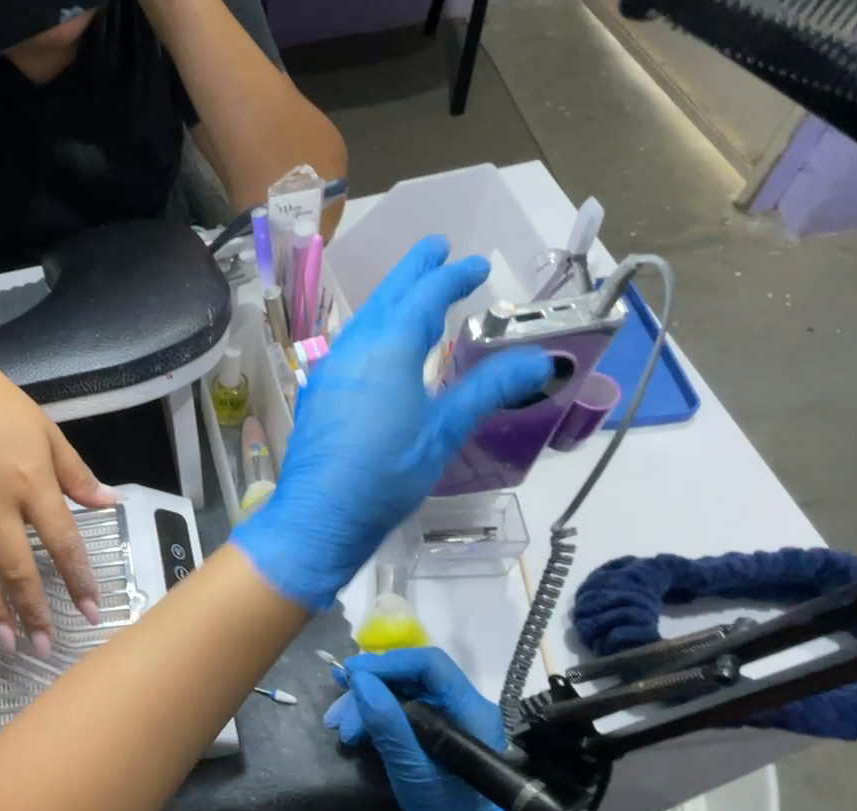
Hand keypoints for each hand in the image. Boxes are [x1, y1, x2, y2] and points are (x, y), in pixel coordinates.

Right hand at [0, 351, 121, 656]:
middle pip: (17, 570)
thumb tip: (110, 503)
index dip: (79, 581)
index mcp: (33, 485)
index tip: (91, 612)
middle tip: (43, 647)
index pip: (62, 544)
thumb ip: (76, 474)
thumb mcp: (47, 431)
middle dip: (32, 612)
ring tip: (6, 642)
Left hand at [229, 236, 551, 610]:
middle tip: (435, 248)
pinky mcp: (321, 396)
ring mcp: (331, 373)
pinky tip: (383, 346)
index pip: (424, 297)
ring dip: (391, 301)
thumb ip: (486, 391)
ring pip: (365, 322)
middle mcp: (354, 351)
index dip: (451, 278)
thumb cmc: (385, 474)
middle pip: (387, 299)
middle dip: (413, 272)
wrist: (317, 516)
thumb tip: (539, 360)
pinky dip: (375, 331)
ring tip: (413, 293)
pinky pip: (352, 347)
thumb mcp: (443, 432)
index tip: (474, 265)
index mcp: (387, 349)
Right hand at [325, 648, 532, 810]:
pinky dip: (372, 715)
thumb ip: (390, 725)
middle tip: (339, 717)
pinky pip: (398, 708)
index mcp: (470, 710)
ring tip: (342, 730)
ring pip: (398, 691)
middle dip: (369, 691)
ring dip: (365, 706)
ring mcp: (446, 715)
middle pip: (409, 677)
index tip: (351, 674)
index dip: (389, 663)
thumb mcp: (413, 771)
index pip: (430, 665)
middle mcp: (461, 704)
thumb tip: (359, 681)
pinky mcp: (432, 727)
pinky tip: (354, 732)